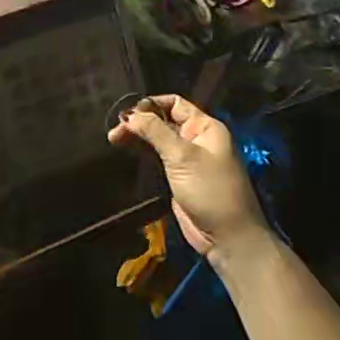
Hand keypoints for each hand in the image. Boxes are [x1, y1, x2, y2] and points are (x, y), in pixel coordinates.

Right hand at [108, 94, 269, 259]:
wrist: (226, 235)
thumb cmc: (210, 190)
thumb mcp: (182, 156)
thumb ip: (155, 131)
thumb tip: (130, 114)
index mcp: (205, 127)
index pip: (175, 103)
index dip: (151, 104)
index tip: (127, 113)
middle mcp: (196, 139)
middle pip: (162, 121)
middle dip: (139, 122)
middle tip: (114, 130)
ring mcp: (186, 159)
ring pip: (157, 140)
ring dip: (137, 138)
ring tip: (113, 139)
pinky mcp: (177, 177)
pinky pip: (157, 157)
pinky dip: (142, 152)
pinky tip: (125, 151)